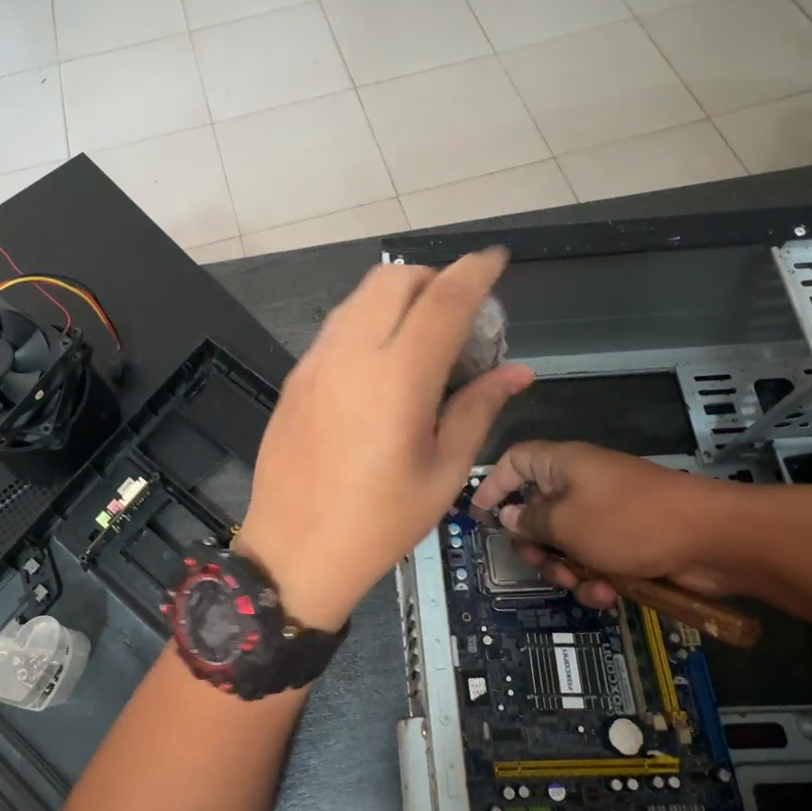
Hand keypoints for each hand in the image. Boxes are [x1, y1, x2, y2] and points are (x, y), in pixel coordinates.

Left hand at [237, 250, 534, 630]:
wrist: (294, 550)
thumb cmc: (380, 521)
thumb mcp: (443, 471)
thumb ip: (478, 408)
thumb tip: (517, 370)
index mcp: (397, 377)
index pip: (443, 300)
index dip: (475, 272)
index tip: (496, 260)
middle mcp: (352, 353)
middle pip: (394, 278)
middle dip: (433, 277)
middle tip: (459, 311)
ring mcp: (316, 361)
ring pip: (360, 296)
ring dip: (398, 294)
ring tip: (423, 333)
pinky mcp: (296, 375)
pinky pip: (337, 324)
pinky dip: (368, 319)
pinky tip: (383, 359)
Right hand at [469, 441, 741, 608]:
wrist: (712, 540)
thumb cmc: (630, 522)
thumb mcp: (566, 523)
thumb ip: (531, 521)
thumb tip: (511, 517)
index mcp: (562, 464)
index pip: (514, 461)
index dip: (493, 485)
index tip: (480, 517)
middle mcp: (581, 483)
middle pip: (538, 510)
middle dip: (537, 545)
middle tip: (542, 564)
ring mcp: (606, 512)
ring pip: (566, 541)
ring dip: (568, 569)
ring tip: (584, 585)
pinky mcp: (629, 539)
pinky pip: (596, 557)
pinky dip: (597, 577)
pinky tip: (608, 595)